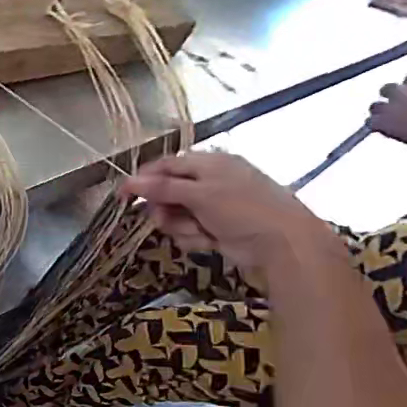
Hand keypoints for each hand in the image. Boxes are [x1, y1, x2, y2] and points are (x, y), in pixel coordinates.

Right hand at [120, 151, 330, 275]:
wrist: (283, 243)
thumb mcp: (201, 194)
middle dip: (165, 209)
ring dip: (181, 227)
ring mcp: (214, 207)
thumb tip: (130, 180)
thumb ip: (163, 187)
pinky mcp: (216, 230)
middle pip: (168, 193)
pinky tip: (208, 242)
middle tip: (167, 220)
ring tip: (198, 232)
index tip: (123, 195)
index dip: (144, 179)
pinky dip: (194, 238)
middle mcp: (210, 182)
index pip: (167, 165)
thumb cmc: (243, 209)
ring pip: (177, 215)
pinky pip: (190, 232)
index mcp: (209, 163)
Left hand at [368, 71, 406, 154]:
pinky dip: (375, 127)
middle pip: (389, 88)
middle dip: (390, 98)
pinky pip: (371, 123)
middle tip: (395, 110)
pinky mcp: (383, 121)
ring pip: (375, 105)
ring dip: (378, 113)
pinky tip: (382, 132)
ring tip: (385, 122)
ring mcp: (394, 104)